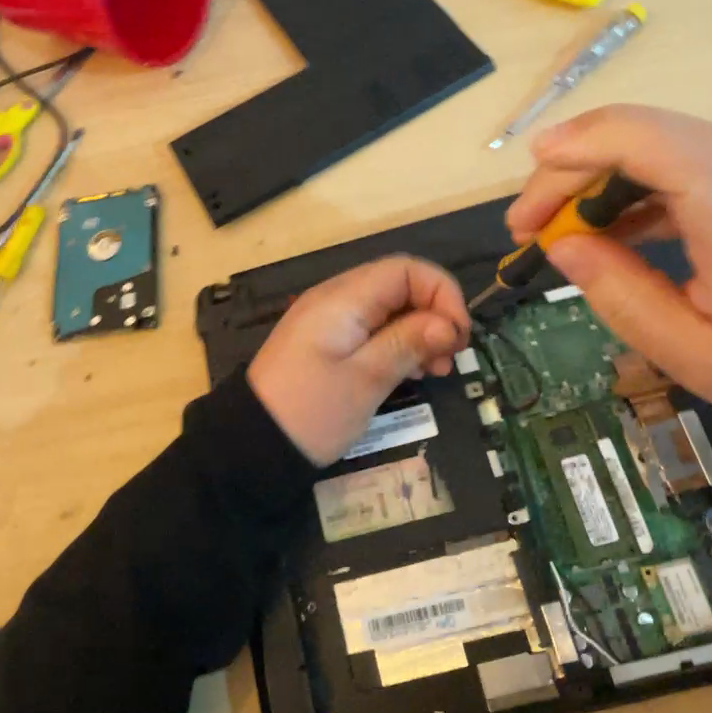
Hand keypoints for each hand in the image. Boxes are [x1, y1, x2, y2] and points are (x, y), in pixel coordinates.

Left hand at [248, 256, 471, 466]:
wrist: (252, 443)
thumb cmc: (311, 411)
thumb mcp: (365, 379)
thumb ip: (407, 343)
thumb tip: (449, 324)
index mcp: (343, 298)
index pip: (405, 269)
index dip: (441, 292)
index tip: (458, 334)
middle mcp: (337, 298)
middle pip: (399, 286)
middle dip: (434, 315)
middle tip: (450, 359)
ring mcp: (331, 320)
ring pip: (390, 308)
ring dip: (420, 332)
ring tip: (436, 371)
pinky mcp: (329, 343)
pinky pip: (373, 329)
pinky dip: (399, 343)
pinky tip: (413, 372)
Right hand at [507, 106, 711, 484]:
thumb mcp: (704, 363)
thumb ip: (624, 298)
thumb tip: (562, 246)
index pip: (656, 143)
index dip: (583, 144)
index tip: (529, 182)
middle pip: (651, 138)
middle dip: (575, 169)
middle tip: (529, 225)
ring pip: (670, 149)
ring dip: (605, 179)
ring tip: (560, 231)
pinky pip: (698, 170)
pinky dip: (644, 190)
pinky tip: (617, 233)